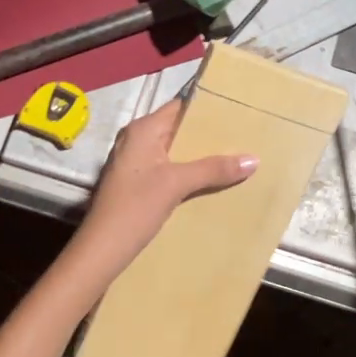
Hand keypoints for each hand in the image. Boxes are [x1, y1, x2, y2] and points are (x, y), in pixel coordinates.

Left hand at [65, 99, 255, 278]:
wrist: (102, 249)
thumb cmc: (135, 207)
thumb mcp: (177, 184)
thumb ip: (213, 169)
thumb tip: (253, 158)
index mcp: (143, 130)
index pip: (180, 107)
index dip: (208, 109)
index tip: (237, 112)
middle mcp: (136, 139)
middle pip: (179, 129)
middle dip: (208, 135)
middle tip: (243, 137)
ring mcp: (135, 162)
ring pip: (175, 151)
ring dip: (199, 156)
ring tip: (234, 157)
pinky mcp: (136, 183)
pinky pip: (168, 169)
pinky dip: (188, 172)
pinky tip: (210, 181)